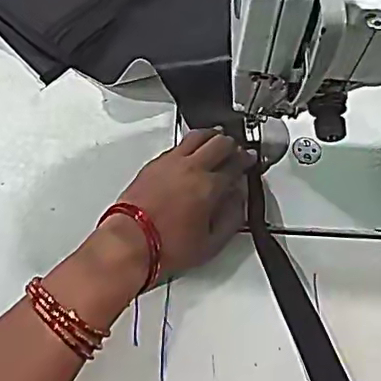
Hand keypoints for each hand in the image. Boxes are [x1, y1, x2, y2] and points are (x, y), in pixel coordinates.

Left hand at [105, 129, 254, 277]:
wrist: (131, 241)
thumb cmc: (165, 245)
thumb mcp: (211, 243)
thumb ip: (231, 218)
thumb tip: (238, 201)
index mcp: (208, 186)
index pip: (235, 165)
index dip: (246, 161)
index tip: (249, 161)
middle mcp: (190, 168)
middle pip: (219, 142)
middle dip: (232, 144)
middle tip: (236, 149)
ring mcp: (170, 163)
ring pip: (196, 136)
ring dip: (211, 136)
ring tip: (217, 138)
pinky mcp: (154, 164)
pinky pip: (177, 145)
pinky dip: (190, 143)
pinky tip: (191, 150)